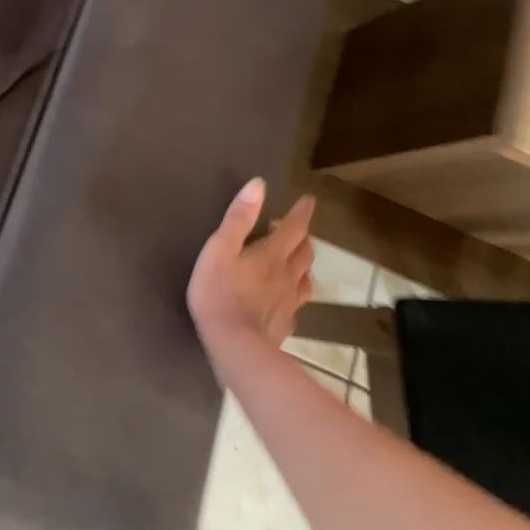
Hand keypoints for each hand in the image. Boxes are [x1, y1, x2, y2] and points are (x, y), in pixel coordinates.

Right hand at [188, 178, 315, 350]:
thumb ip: (239, 217)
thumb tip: (258, 184)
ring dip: (303, 264)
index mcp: (271, 254)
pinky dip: (294, 293)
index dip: (302, 213)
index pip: (294, 228)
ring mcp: (289, 302)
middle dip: (303, 238)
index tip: (309, 200)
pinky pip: (296, 304)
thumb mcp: (220, 249)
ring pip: (305, 278)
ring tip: (296, 261)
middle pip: (304, 252)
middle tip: (297, 230)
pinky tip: (285, 299)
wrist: (234, 345)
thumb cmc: (219, 292)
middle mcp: (287, 275)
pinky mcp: (285, 324)